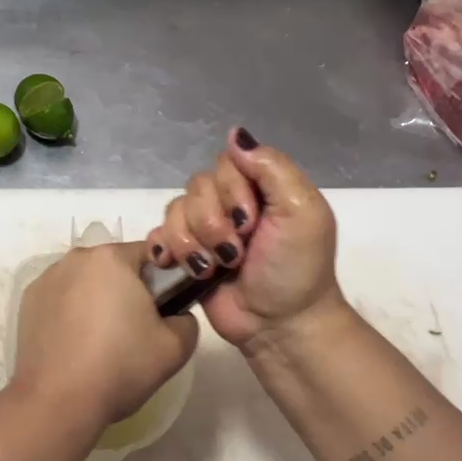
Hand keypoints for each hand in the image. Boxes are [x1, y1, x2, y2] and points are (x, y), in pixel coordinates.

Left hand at [11, 241, 199, 426]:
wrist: (57, 402)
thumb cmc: (120, 366)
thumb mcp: (175, 348)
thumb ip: (187, 319)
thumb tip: (175, 314)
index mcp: (112, 257)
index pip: (150, 256)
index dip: (163, 282)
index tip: (162, 313)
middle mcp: (77, 257)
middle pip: (115, 266)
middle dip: (128, 290)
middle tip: (134, 332)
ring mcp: (47, 277)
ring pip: (86, 281)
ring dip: (97, 300)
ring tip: (100, 342)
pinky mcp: (28, 300)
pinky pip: (61, 297)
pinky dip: (70, 312)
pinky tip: (75, 344)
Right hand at [146, 127, 347, 354]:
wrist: (280, 326)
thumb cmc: (296, 269)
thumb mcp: (303, 212)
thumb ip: (273, 167)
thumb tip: (234, 134)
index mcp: (259, 185)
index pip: (226, 162)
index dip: (232, 191)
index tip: (252, 221)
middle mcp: (229, 200)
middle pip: (197, 186)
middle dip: (214, 223)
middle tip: (237, 252)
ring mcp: (205, 228)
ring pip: (175, 210)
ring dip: (194, 243)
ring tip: (215, 267)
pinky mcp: (185, 253)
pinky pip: (158, 234)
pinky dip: (168, 249)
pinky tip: (183, 265)